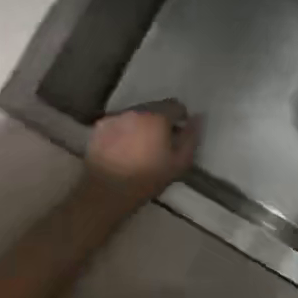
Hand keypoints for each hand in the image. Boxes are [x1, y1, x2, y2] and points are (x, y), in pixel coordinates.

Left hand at [83, 99, 200, 199]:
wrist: (107, 192)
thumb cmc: (147, 179)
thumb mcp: (179, 163)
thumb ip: (191, 137)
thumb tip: (198, 118)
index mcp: (157, 116)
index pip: (175, 105)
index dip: (180, 118)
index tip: (178, 134)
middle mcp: (136, 110)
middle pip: (154, 107)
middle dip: (160, 120)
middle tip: (160, 141)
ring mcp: (115, 116)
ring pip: (135, 113)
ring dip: (141, 123)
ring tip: (140, 145)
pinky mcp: (100, 126)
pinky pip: (118, 121)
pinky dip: (124, 129)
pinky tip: (122, 147)